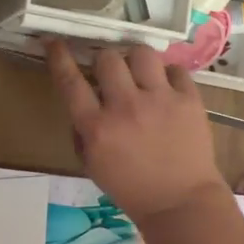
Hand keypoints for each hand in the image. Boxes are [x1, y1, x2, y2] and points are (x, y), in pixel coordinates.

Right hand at [46, 40, 225, 223]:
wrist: (179, 202)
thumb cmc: (128, 187)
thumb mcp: (90, 163)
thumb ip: (82, 130)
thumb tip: (84, 103)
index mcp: (96, 127)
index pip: (70, 81)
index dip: (59, 56)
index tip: (54, 41)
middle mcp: (125, 107)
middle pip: (108, 58)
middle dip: (104, 61)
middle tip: (109, 72)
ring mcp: (160, 101)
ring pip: (141, 54)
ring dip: (134, 60)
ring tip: (138, 72)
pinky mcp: (189, 101)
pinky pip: (175, 69)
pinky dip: (166, 75)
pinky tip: (164, 89)